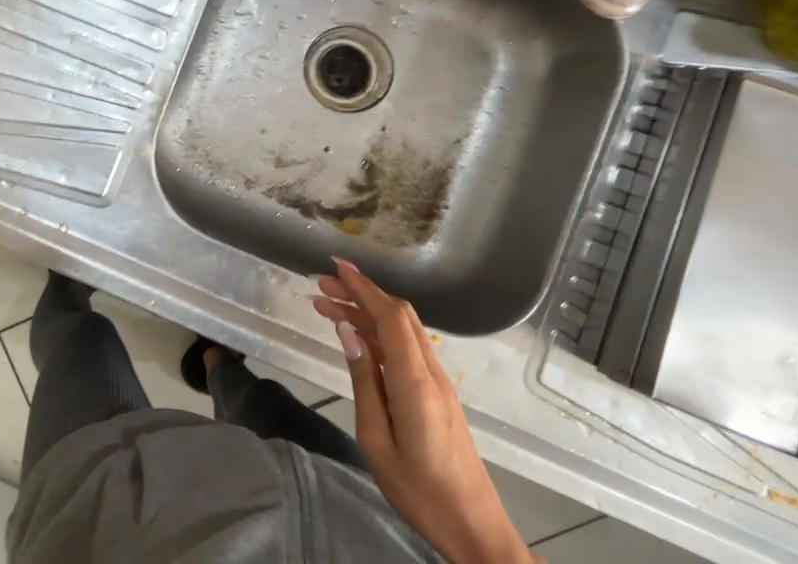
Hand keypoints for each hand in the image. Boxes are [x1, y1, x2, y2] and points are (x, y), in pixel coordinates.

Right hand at [313, 259, 533, 563]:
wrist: (476, 529)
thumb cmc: (420, 491)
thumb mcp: (376, 439)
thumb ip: (363, 382)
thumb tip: (348, 334)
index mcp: (414, 382)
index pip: (389, 317)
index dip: (362, 287)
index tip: (335, 267)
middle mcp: (432, 374)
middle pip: (398, 317)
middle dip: (360, 294)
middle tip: (321, 287)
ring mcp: (440, 385)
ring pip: (403, 331)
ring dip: (368, 313)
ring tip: (328, 308)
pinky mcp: (440, 397)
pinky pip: (408, 350)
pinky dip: (380, 334)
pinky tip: (357, 339)